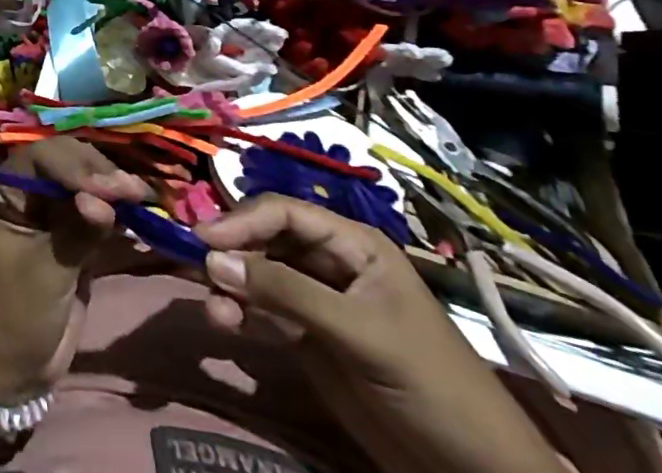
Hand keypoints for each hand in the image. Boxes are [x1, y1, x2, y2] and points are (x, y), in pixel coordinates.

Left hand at [0, 138, 147, 401]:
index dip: (77, 166)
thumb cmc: (16, 313)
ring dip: (116, 189)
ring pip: (88, 184)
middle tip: (134, 193)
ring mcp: (53, 210)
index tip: (110, 189)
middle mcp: (28, 191)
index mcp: (5, 190)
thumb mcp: (45, 270)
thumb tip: (103, 200)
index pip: (42, 158)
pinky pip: (100, 211)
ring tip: (143, 200)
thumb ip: (77, 231)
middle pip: (69, 163)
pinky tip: (142, 212)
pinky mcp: (75, 232)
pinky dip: (120, 210)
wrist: (15, 366)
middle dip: (101, 174)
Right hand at [197, 195, 560, 472]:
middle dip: (230, 251)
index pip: (285, 213)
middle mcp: (330, 262)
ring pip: (257, 274)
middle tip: (194, 269)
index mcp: (354, 245)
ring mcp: (316, 299)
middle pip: (266, 239)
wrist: (467, 465)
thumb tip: (212, 259)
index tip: (202, 239)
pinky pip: (261, 309)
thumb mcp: (358, 332)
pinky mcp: (306, 335)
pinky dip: (237, 311)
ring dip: (230, 285)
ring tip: (215, 312)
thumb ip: (286, 293)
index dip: (242, 220)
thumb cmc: (427, 381)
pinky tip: (225, 323)